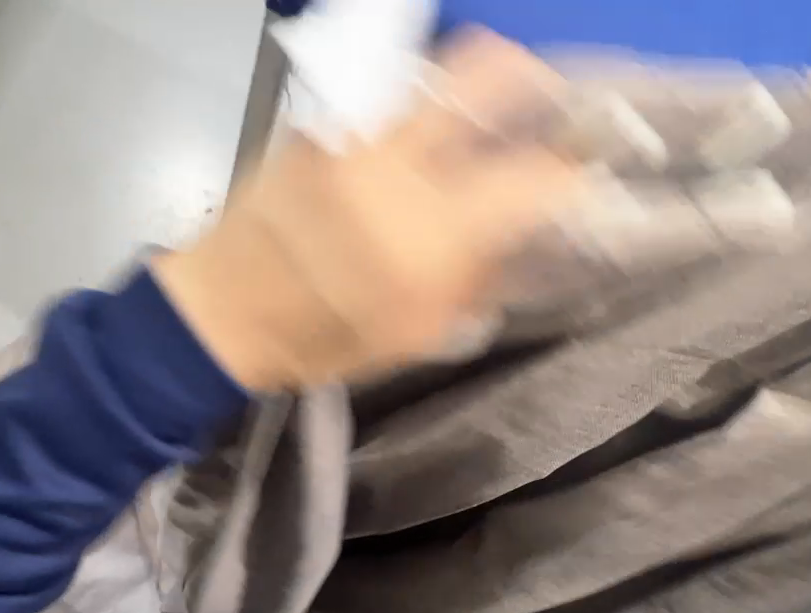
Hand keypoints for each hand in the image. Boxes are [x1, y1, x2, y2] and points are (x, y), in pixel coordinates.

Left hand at [152, 28, 580, 392]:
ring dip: (475, 91)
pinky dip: (415, 117)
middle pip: (488, 75)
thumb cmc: (320, 340)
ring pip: (434, 77)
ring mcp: (354, 136)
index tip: (587, 178)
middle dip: (536, 80)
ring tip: (483, 123)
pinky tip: (410, 150)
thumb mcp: (409, 335)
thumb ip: (475, 286)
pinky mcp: (318, 128)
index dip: (575, 174)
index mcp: (428, 234)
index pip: (532, 179)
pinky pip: (384, 103)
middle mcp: (398, 166)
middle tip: (550, 103)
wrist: (223, 313)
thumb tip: (524, 248)